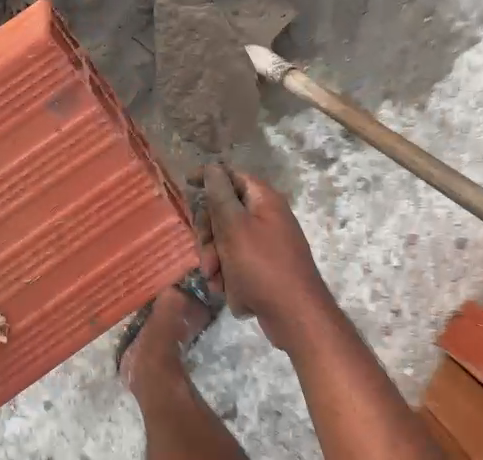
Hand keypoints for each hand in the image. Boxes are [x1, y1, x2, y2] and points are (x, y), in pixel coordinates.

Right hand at [197, 164, 334, 351]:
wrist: (296, 317)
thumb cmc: (262, 266)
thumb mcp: (234, 227)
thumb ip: (220, 195)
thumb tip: (212, 167)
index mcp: (263, 200)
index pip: (231, 176)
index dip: (208, 177)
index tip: (186, 184)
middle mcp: (266, 217)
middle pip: (225, 212)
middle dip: (209, 234)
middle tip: (206, 255)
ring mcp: (266, 244)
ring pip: (226, 241)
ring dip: (215, 259)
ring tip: (216, 279)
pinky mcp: (264, 268)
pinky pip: (237, 263)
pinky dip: (228, 275)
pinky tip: (227, 291)